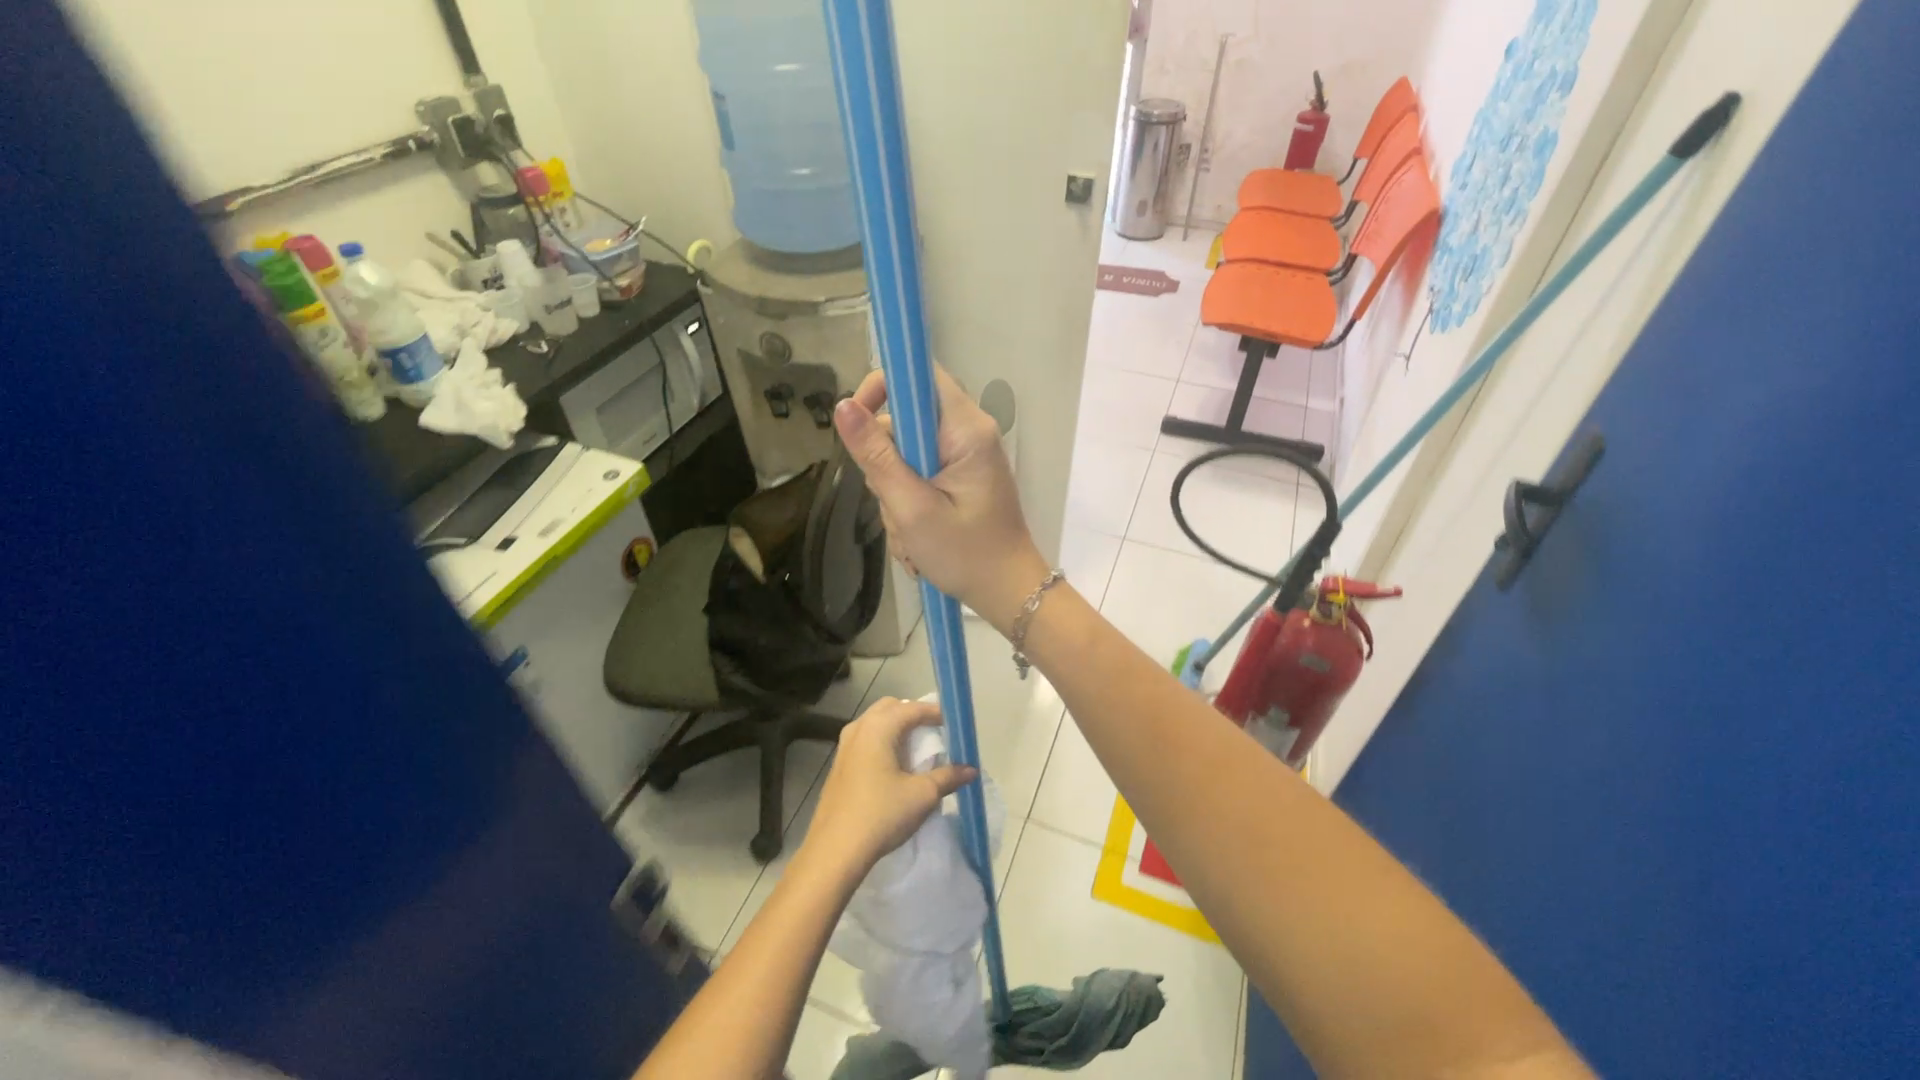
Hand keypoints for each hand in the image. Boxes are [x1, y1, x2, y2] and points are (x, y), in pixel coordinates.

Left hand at [803, 697, 977, 872]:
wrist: (836, 849)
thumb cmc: (882, 814)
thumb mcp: (922, 795)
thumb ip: (948, 777)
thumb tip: (971, 769)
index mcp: (878, 728)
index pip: (912, 709)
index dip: (935, 713)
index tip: (954, 724)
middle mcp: (858, 729)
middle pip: (889, 709)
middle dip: (913, 716)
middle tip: (934, 733)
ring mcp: (844, 747)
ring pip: (874, 724)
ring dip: (896, 729)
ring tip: (916, 750)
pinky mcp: (839, 766)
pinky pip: (864, 741)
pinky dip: (882, 743)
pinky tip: (894, 767)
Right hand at [833, 367, 1050, 630]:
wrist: (1008, 592)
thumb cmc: (966, 554)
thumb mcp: (912, 509)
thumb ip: (876, 456)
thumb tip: (842, 406)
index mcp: (967, 430)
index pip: (919, 376)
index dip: (882, 387)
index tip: (857, 422)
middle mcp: (969, 432)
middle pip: (905, 419)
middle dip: (886, 461)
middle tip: (894, 503)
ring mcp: (965, 455)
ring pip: (906, 452)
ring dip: (894, 491)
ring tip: (909, 530)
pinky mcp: (960, 476)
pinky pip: (918, 474)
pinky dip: (908, 502)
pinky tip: (916, 535)